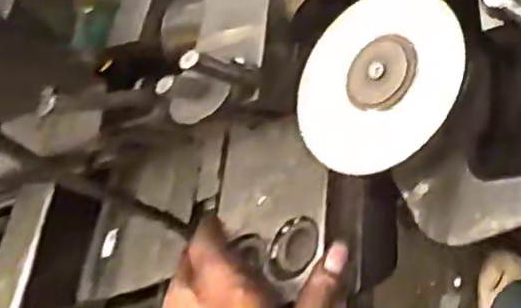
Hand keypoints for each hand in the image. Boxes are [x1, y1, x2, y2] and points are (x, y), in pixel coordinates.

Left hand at [163, 218, 347, 307]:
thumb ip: (321, 287)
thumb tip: (339, 250)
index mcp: (228, 301)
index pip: (208, 256)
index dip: (206, 235)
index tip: (210, 220)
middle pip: (181, 284)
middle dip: (190, 263)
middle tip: (205, 246)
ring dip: (185, 293)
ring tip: (201, 281)